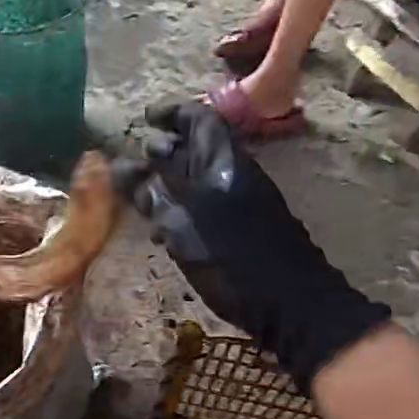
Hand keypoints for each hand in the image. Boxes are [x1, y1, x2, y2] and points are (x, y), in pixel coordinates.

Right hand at [126, 102, 390, 390]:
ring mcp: (244, 203)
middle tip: (132, 171)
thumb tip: (126, 165)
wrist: (292, 305)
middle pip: (198, 151)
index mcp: (224, 164)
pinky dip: (183, 213)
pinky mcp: (247, 230)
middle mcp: (236, 175)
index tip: (145, 120)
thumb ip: (155, 193)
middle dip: (163, 155)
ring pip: (200, 181)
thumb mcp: (185, 225)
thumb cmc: (235, 261)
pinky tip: (167, 235)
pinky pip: (208, 208)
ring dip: (169, 188)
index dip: (171, 113)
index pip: (199, 119)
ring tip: (141, 207)